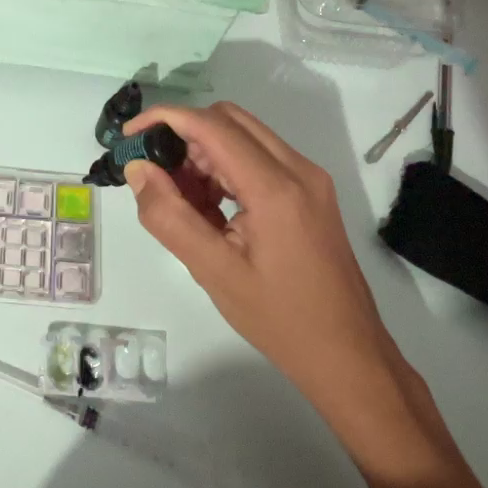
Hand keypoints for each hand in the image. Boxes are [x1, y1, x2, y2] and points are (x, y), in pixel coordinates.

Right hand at [126, 103, 487, 487]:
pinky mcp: (315, 201)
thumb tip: (141, 171)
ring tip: (184, 209)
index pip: (210, 123)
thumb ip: (172, 217)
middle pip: (230, 122)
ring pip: (246, 142)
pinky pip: (261, 166)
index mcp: (277, 185)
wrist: (359, 368)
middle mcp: (299, 170)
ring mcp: (312, 184)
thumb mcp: (216, 274)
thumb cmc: (287, 326)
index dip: (163, 119)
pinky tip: (216, 219)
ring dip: (207, 161)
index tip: (128, 135)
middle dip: (186, 140)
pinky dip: (229, 177)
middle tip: (158, 183)